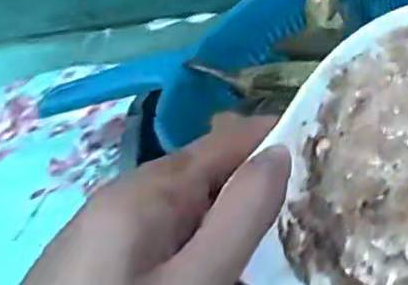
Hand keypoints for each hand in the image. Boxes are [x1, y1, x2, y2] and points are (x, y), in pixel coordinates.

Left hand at [22, 114, 288, 284]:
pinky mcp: (84, 277)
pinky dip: (189, 256)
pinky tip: (207, 278)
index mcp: (144, 188)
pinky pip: (154, 247)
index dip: (281, 142)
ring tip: (257, 262)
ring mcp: (95, 241)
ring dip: (223, 231)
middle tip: (295, 223)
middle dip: (253, 194)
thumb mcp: (196, 283)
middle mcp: (117, 200)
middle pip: (208, 175)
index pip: (233, 137)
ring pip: (184, 214)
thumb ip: (243, 212)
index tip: (322, 162)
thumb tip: (281, 151)